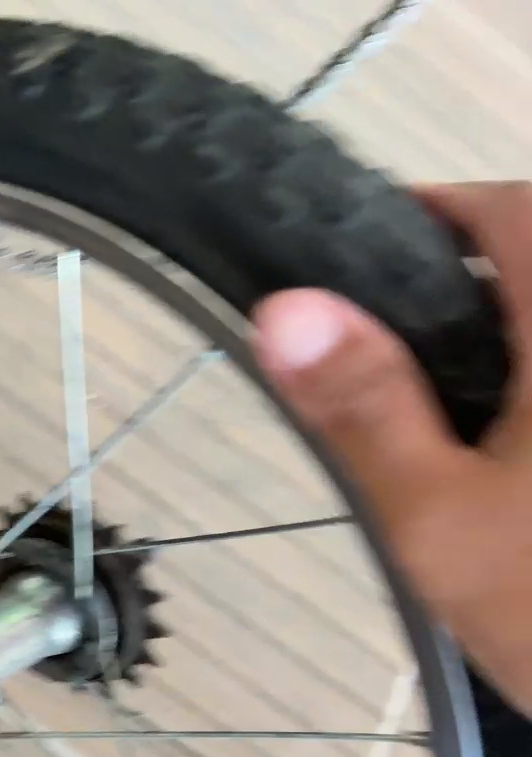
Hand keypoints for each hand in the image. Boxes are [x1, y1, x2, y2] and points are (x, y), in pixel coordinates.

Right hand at [252, 181, 531, 712]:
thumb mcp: (433, 510)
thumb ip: (362, 405)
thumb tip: (283, 307)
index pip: (517, 217)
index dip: (427, 211)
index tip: (337, 245)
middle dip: (452, 277)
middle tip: (353, 332)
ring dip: (484, 326)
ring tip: (405, 382)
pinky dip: (505, 374)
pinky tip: (480, 424)